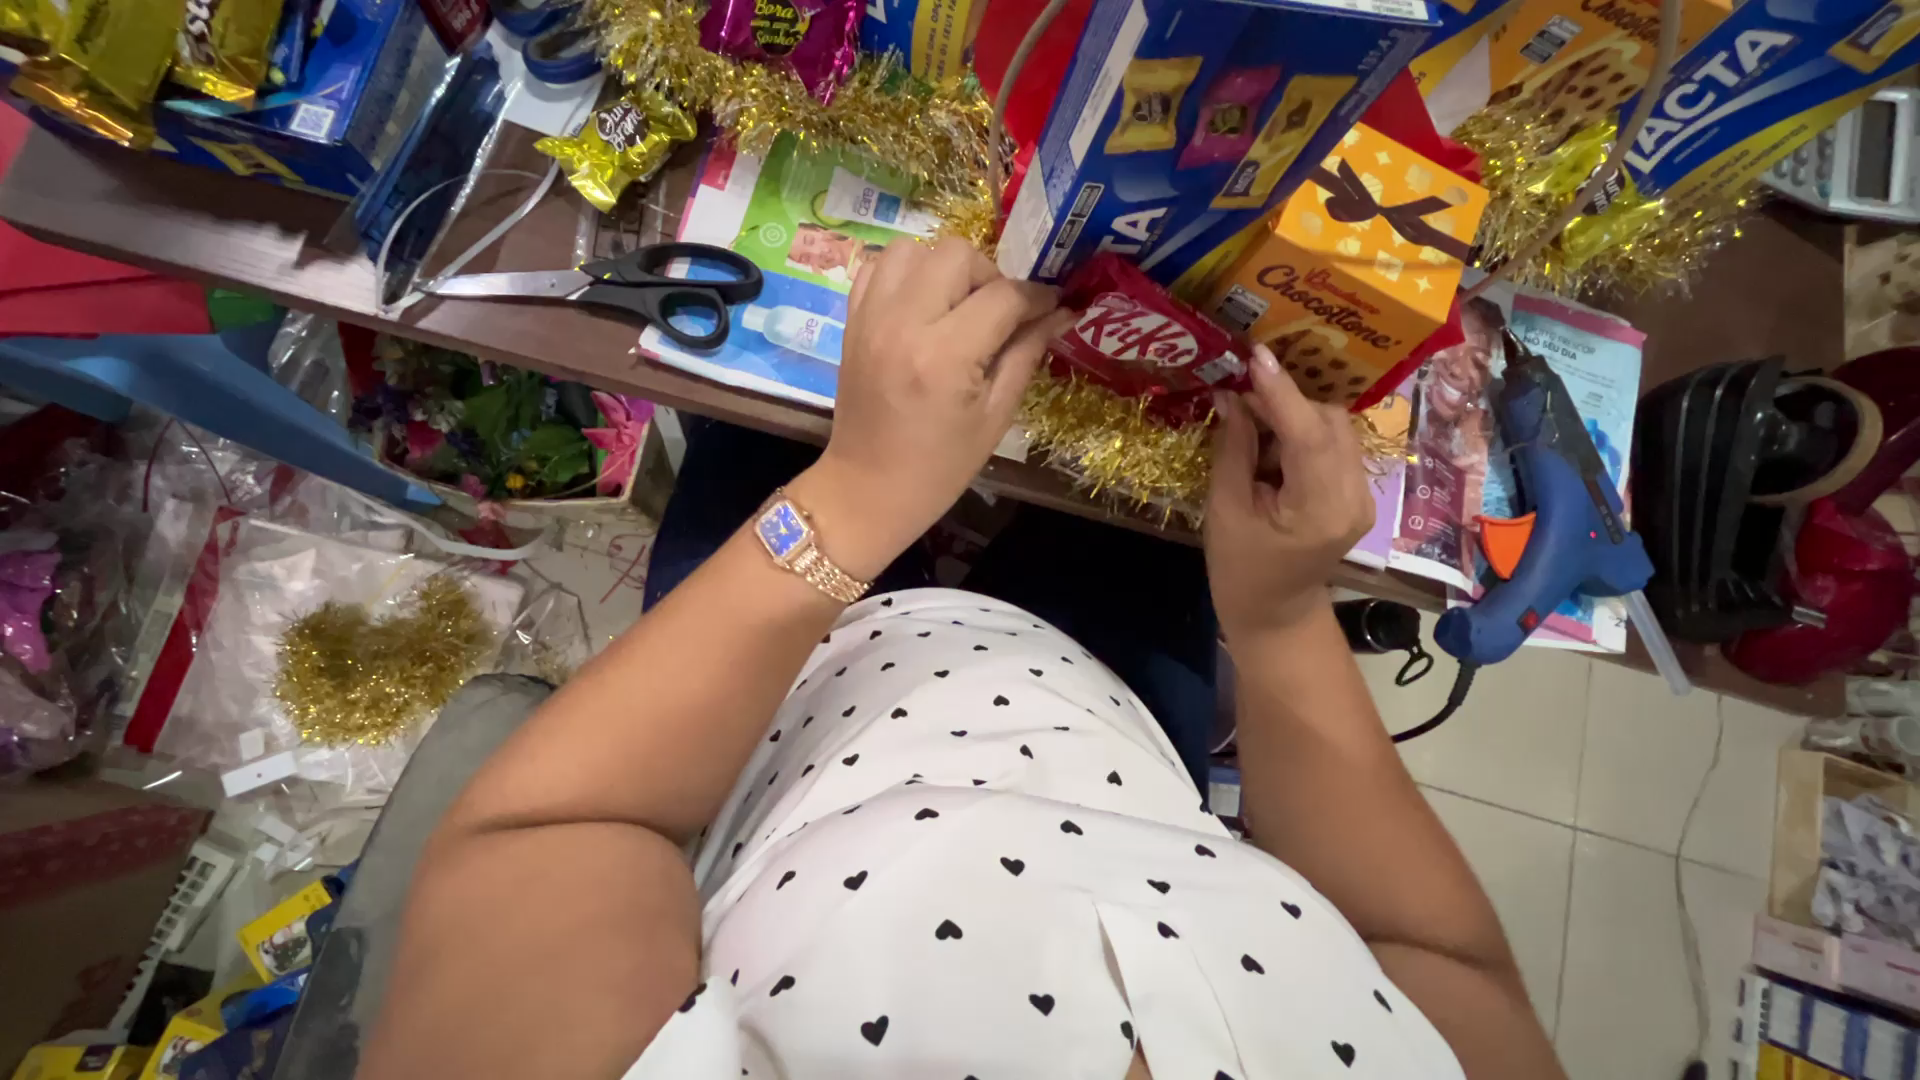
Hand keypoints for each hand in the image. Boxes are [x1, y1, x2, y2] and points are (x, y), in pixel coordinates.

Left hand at [791, 237, 1073, 577]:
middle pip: (956, 254)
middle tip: (998, 313)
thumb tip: (1062, 312)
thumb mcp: (995, 418)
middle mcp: (903, 324)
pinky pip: (878, 266)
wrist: (867, 489)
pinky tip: (922, 304)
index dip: (1036, 297)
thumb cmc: (939, 468)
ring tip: (957, 306)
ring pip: (914, 249)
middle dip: (989, 276)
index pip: (1003, 296)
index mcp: (944, 357)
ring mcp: (870, 318)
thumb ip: (1026, 355)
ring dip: (944, 267)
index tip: (1051, 306)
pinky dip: (906, 273)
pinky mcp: (852, 321)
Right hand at [1205, 344, 1374, 646]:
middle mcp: (1354, 497)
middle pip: (1330, 423)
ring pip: (1336, 428)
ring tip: (1254, 420)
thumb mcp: (1225, 510)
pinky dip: (1304, 432)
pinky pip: (1335, 444)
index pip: (1307, 435)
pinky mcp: (1357, 493)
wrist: (1274, 612)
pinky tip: (1274, 441)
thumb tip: (1232, 396)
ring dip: (1295, 415)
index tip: (1255, 355)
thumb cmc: (1239, 569)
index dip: (1281, 392)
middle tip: (1241, 391)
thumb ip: (1234, 450)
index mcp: (1320, 510)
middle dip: (1286, 401)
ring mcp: (1363, 495)